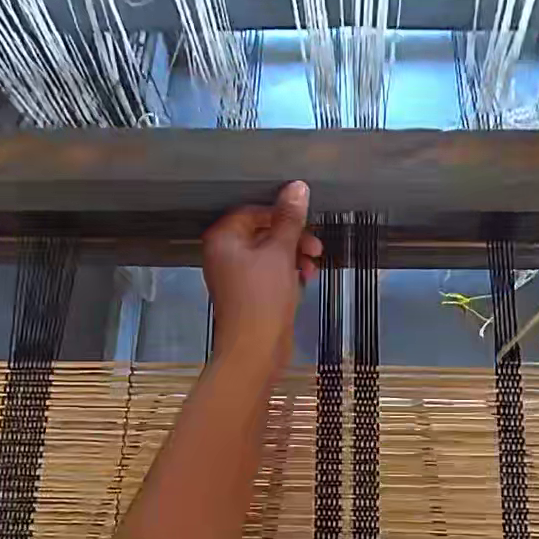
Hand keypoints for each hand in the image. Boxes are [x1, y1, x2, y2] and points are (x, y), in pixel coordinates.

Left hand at [202, 181, 321, 372]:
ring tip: (312, 266)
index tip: (306, 220)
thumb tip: (297, 188)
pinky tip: (304, 278)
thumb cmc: (262, 299)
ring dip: (293, 255)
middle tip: (315, 247)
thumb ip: (289, 219)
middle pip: (262, 232)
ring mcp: (235, 276)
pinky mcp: (249, 294)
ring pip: (269, 253)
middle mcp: (224, 254)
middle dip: (292, 237)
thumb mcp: (280, 252)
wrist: (254, 350)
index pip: (253, 210)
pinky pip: (269, 273)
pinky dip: (287, 272)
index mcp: (223, 238)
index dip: (281, 213)